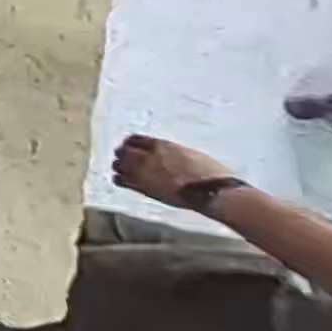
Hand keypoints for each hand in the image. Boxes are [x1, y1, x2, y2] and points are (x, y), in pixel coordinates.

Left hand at [111, 134, 238, 208]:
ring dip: (119, 165)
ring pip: (119, 165)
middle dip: (122, 153)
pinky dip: (119, 178)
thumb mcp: (189, 154)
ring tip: (121, 168)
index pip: (134, 139)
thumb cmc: (210, 173)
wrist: (212, 191)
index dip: (130, 142)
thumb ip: (171, 152)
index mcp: (161, 145)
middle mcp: (148, 156)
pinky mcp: (144, 188)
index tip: (129, 145)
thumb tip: (165, 154)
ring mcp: (144, 172)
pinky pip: (121, 180)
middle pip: (123, 151)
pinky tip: (120, 179)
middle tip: (121, 156)